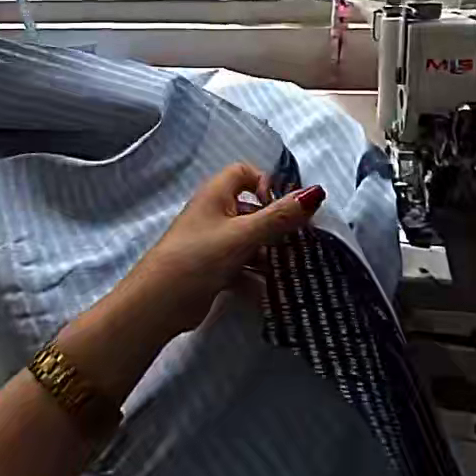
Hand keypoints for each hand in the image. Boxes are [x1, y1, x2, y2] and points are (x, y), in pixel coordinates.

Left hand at [56, 164, 321, 397]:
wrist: (159, 302)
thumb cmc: (199, 257)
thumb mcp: (243, 235)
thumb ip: (279, 217)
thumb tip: (316, 192)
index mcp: (216, 195)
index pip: (244, 173)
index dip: (266, 184)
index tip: (282, 209)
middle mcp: (214, 214)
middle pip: (252, 209)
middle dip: (275, 225)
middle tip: (300, 244)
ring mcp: (212, 243)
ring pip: (250, 241)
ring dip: (270, 254)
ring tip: (293, 270)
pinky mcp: (213, 270)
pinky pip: (243, 267)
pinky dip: (257, 277)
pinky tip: (272, 293)